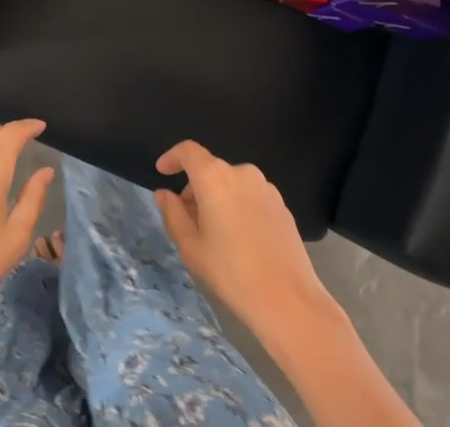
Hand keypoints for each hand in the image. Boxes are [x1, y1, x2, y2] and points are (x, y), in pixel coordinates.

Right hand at [153, 140, 337, 336]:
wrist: (288, 298)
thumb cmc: (231, 271)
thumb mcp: (191, 246)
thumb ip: (173, 214)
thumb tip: (164, 194)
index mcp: (215, 178)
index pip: (188, 151)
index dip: (172, 157)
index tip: (162, 172)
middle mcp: (242, 173)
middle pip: (210, 169)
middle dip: (194, 188)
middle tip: (186, 219)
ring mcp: (266, 188)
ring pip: (231, 183)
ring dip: (216, 197)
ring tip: (213, 233)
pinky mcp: (282, 204)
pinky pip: (250, 195)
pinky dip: (236, 205)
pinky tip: (239, 238)